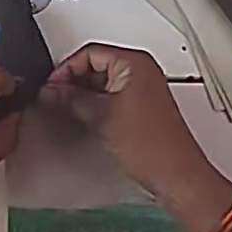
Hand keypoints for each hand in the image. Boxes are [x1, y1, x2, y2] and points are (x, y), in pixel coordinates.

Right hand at [40, 44, 231, 221]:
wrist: (178, 178)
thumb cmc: (152, 146)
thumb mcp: (101, 117)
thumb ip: (71, 99)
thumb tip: (53, 91)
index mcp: (134, 62)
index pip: (90, 53)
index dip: (67, 68)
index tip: (53, 84)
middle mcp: (142, 70)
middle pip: (97, 63)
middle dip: (74, 79)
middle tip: (56, 94)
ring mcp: (144, 87)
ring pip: (104, 79)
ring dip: (84, 91)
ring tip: (67, 106)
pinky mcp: (144, 105)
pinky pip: (114, 93)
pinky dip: (97, 101)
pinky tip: (85, 115)